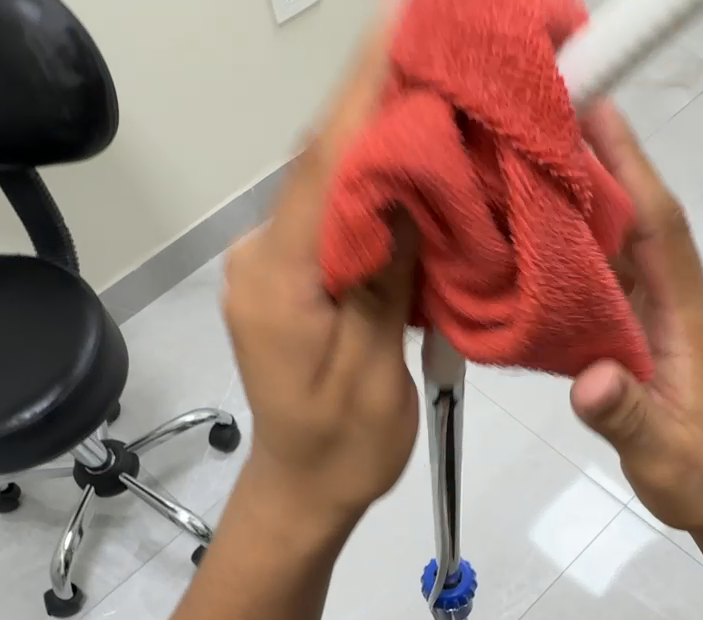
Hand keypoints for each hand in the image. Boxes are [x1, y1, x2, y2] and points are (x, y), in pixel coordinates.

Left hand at [223, 29, 418, 533]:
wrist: (303, 490)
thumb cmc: (344, 451)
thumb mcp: (372, 375)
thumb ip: (382, 280)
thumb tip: (407, 191)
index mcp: (277, 282)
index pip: (323, 170)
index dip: (363, 96)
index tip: (403, 29)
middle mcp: (262, 257)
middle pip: (322, 166)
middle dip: (377, 105)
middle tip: (440, 53)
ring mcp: (271, 265)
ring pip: (329, 189)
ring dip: (379, 143)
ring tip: (438, 94)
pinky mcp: (290, 277)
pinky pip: (333, 219)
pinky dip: (374, 191)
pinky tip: (415, 168)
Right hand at [569, 104, 702, 541]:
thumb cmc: (699, 474)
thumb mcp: (663, 451)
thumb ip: (627, 415)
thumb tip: (587, 380)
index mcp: (686, 319)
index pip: (662, 231)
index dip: (632, 172)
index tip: (598, 116)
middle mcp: (672, 306)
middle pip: (639, 224)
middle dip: (602, 170)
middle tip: (546, 124)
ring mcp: (657, 320)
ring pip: (621, 249)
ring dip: (586, 206)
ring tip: (531, 168)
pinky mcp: (639, 337)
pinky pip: (607, 282)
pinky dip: (578, 255)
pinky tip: (541, 242)